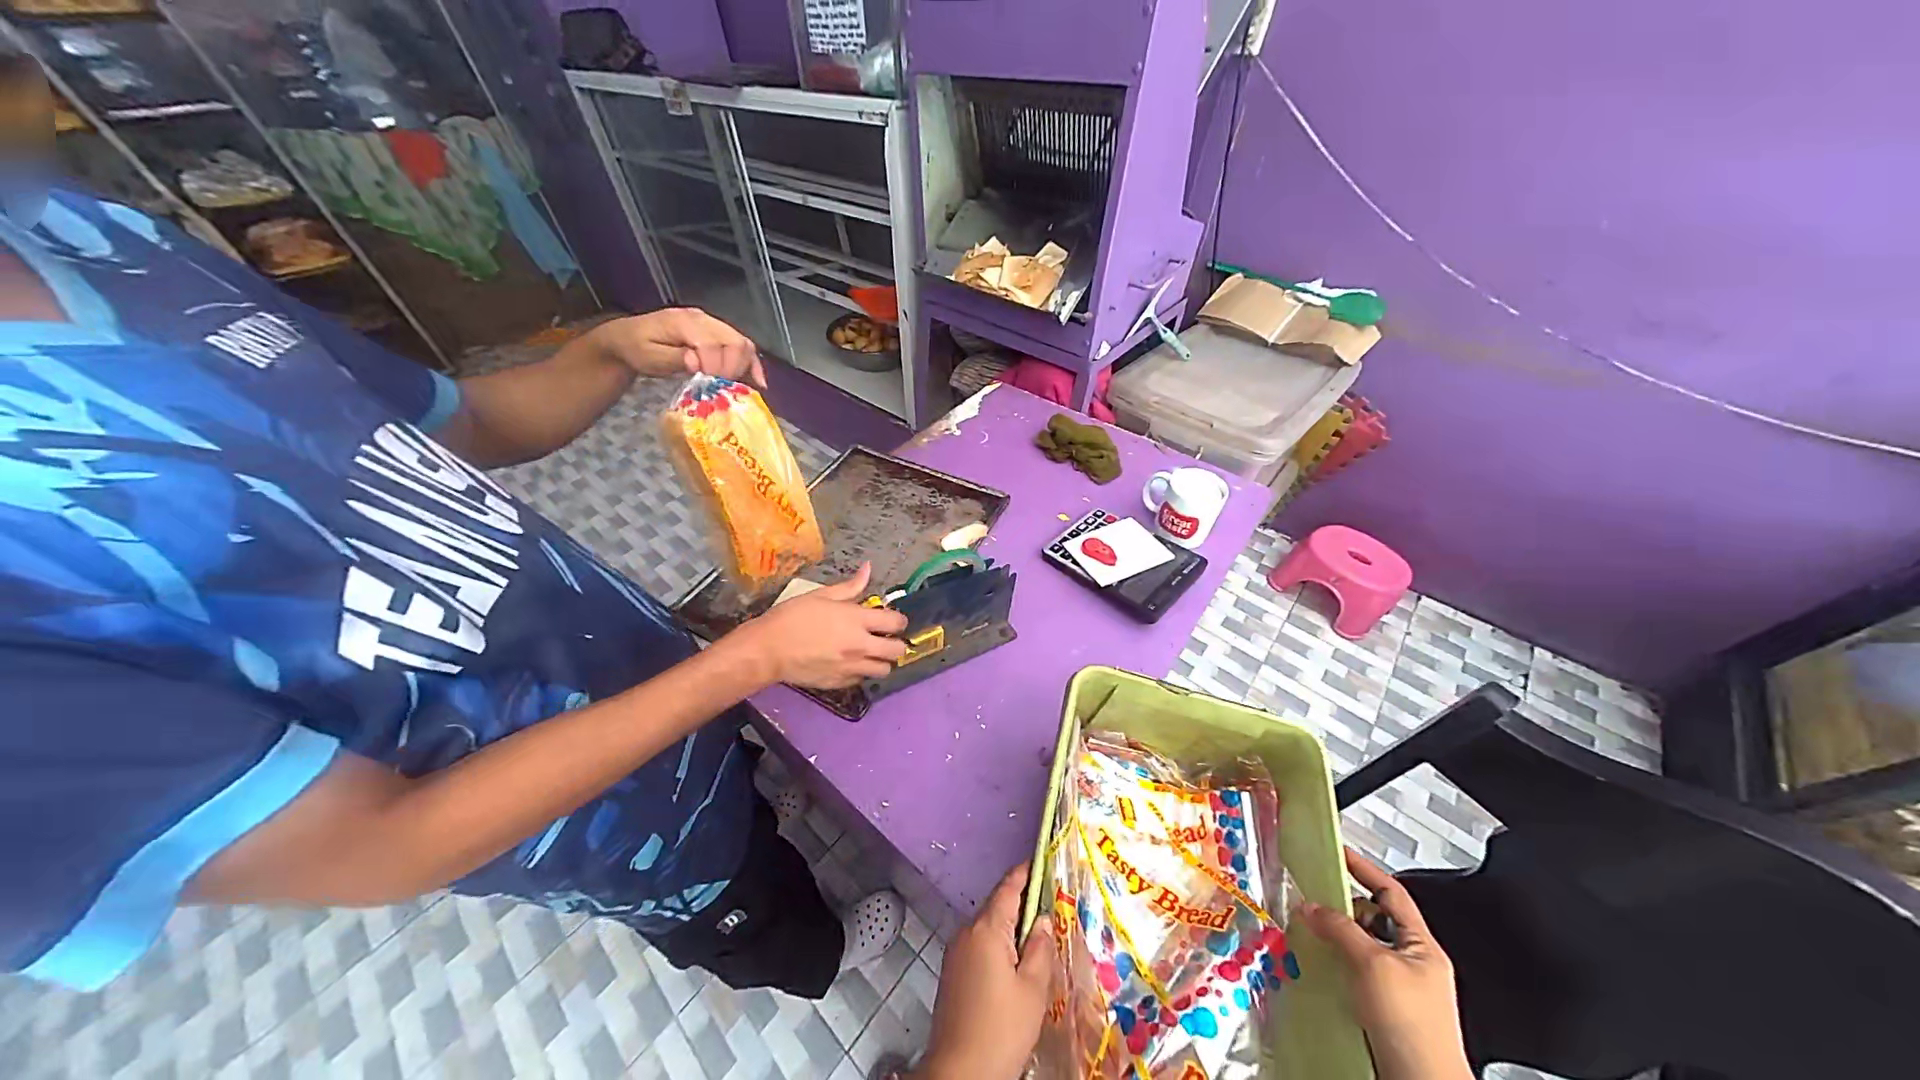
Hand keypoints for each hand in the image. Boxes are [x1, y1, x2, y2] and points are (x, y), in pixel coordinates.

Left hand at [594, 308, 765, 386]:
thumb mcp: (647, 356)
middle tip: (725, 390)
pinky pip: (742, 347)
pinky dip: (752, 365)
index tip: (710, 386)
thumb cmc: (635, 349)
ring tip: (741, 388)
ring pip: (743, 344)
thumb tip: (697, 363)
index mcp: (684, 322)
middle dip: (734, 369)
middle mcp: (704, 320)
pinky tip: (757, 382)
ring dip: (746, 367)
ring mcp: (713, 326)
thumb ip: (673, 358)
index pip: (712, 344)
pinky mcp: (718, 336)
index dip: (715, 367)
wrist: (627, 338)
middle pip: (735, 342)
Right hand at [725, 565, 907, 688]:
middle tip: (885, 638)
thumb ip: (850, 586)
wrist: (767, 650)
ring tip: (871, 653)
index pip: (896, 622)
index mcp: (856, 620)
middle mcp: (860, 645)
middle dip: (896, 644)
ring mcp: (851, 667)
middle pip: (897, 651)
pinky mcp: (840, 683)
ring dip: (882, 661)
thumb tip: (867, 569)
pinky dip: (862, 672)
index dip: (899, 620)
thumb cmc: (791, 618)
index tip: (892, 620)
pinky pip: (862, 680)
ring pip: (884, 670)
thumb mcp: (821, 596)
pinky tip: (851, 663)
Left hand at [915, 865, 1055, 1079]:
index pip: (1008, 888)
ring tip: (1040, 938)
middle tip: (1052, 906)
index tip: (1042, 861)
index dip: (1026, 873)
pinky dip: (999, 946)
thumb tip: (1043, 920)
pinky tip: (1016, 964)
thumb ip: (1040, 949)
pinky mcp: (952, 973)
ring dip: (1011, 928)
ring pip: (989, 928)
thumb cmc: (1002, 1030)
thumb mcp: (1032, 989)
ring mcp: (956, 953)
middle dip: (1023, 904)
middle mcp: (966, 932)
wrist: (960, 1073)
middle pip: (998, 907)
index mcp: (986, 929)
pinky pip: (980, 946)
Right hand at [1298, 848, 1473, 1079]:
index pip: (1392, 892)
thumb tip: (1312, 907)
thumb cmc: (1412, 1026)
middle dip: (1343, 906)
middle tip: (1315, 896)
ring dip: (1337, 935)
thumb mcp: (1373, 964)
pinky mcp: (1382, 1006)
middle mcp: (1412, 962)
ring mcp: (1398, 985)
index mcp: (1422, 946)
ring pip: (1362, 945)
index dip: (1364, 869)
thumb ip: (1341, 930)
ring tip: (1312, 929)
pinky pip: (1354, 970)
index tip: (1339, 853)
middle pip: (1373, 918)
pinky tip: (1318, 963)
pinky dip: (1335, 961)